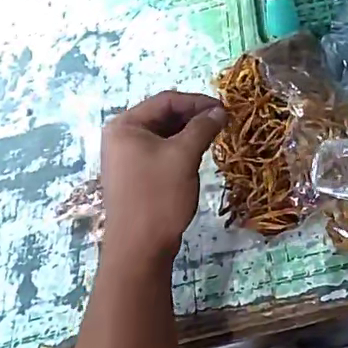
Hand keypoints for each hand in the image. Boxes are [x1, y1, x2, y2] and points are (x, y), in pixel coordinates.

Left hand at [100, 91, 227, 264]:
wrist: (139, 247)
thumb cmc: (158, 196)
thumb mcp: (183, 156)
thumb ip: (202, 128)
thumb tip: (220, 111)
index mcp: (125, 125)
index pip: (166, 100)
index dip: (197, 102)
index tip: (225, 109)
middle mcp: (122, 137)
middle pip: (163, 116)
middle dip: (194, 117)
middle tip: (223, 122)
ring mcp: (127, 157)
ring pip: (164, 135)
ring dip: (189, 133)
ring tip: (215, 137)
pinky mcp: (136, 175)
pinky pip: (161, 152)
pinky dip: (181, 149)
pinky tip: (199, 154)